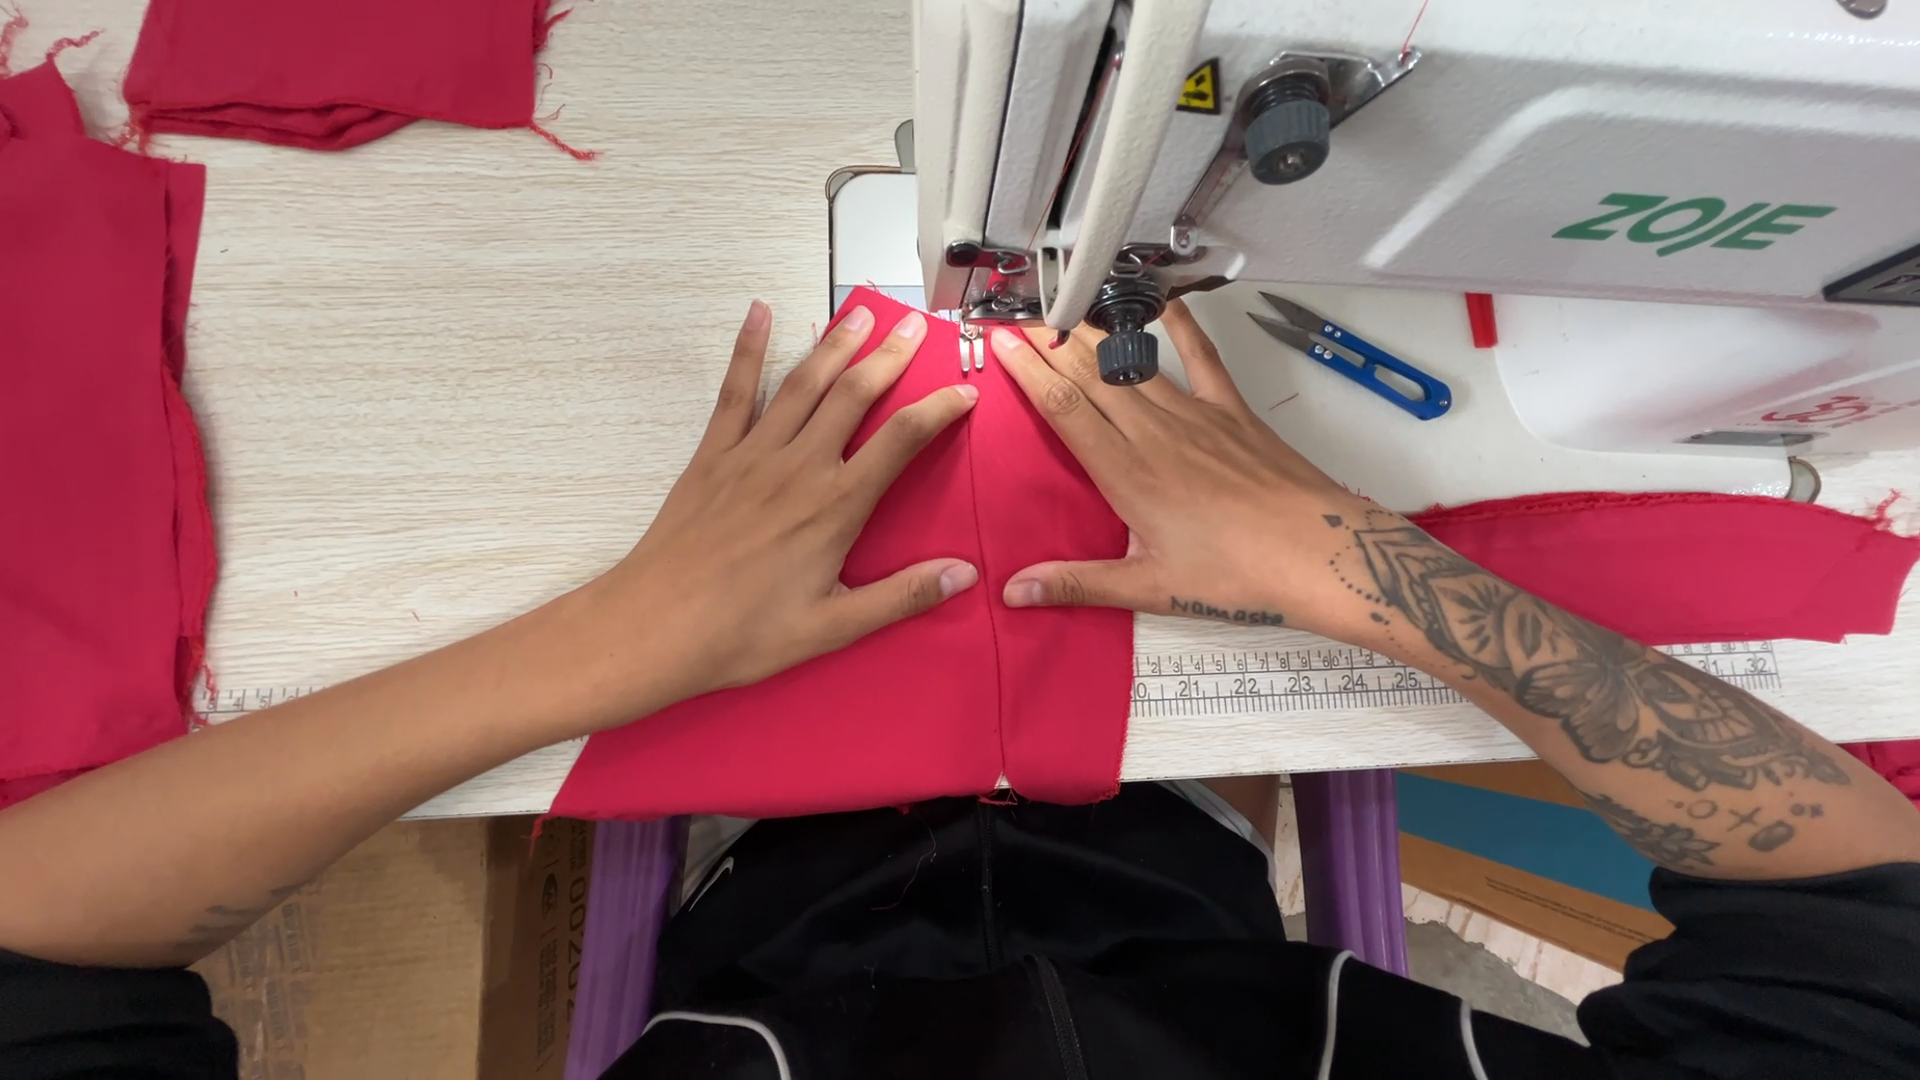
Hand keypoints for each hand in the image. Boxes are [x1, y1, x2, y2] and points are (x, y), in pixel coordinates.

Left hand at [579, 300, 979, 718]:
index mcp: (836, 506)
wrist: (654, 627)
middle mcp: (799, 466)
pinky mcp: (713, 455)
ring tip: (860, 312)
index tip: (964, 393)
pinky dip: (747, 348)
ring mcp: (752, 454)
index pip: (901, 440)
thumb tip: (964, 574)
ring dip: (835, 344)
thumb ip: (902, 596)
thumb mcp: (834, 626)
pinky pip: (735, 391)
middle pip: (853, 394)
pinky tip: (760, 313)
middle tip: (915, 325)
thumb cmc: (746, 633)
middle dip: (889, 355)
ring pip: (803, 384)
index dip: (939, 411)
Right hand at [988, 300, 1407, 647]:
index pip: (1064, 408)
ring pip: (1131, 363)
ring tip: (1062, 309)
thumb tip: (1014, 591)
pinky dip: (1180, 326)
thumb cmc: (1235, 574)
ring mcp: (1194, 416)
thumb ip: (1077, 583)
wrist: (1318, 554)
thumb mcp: (1148, 587)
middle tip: (1017, 317)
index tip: (1001, 344)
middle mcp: (1154, 433)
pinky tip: (1162, 302)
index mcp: (1127, 473)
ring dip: (1092, 334)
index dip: (1028, 373)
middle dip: (1047, 342)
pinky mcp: (1230, 411)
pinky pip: (1201, 357)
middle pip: (1090, 375)